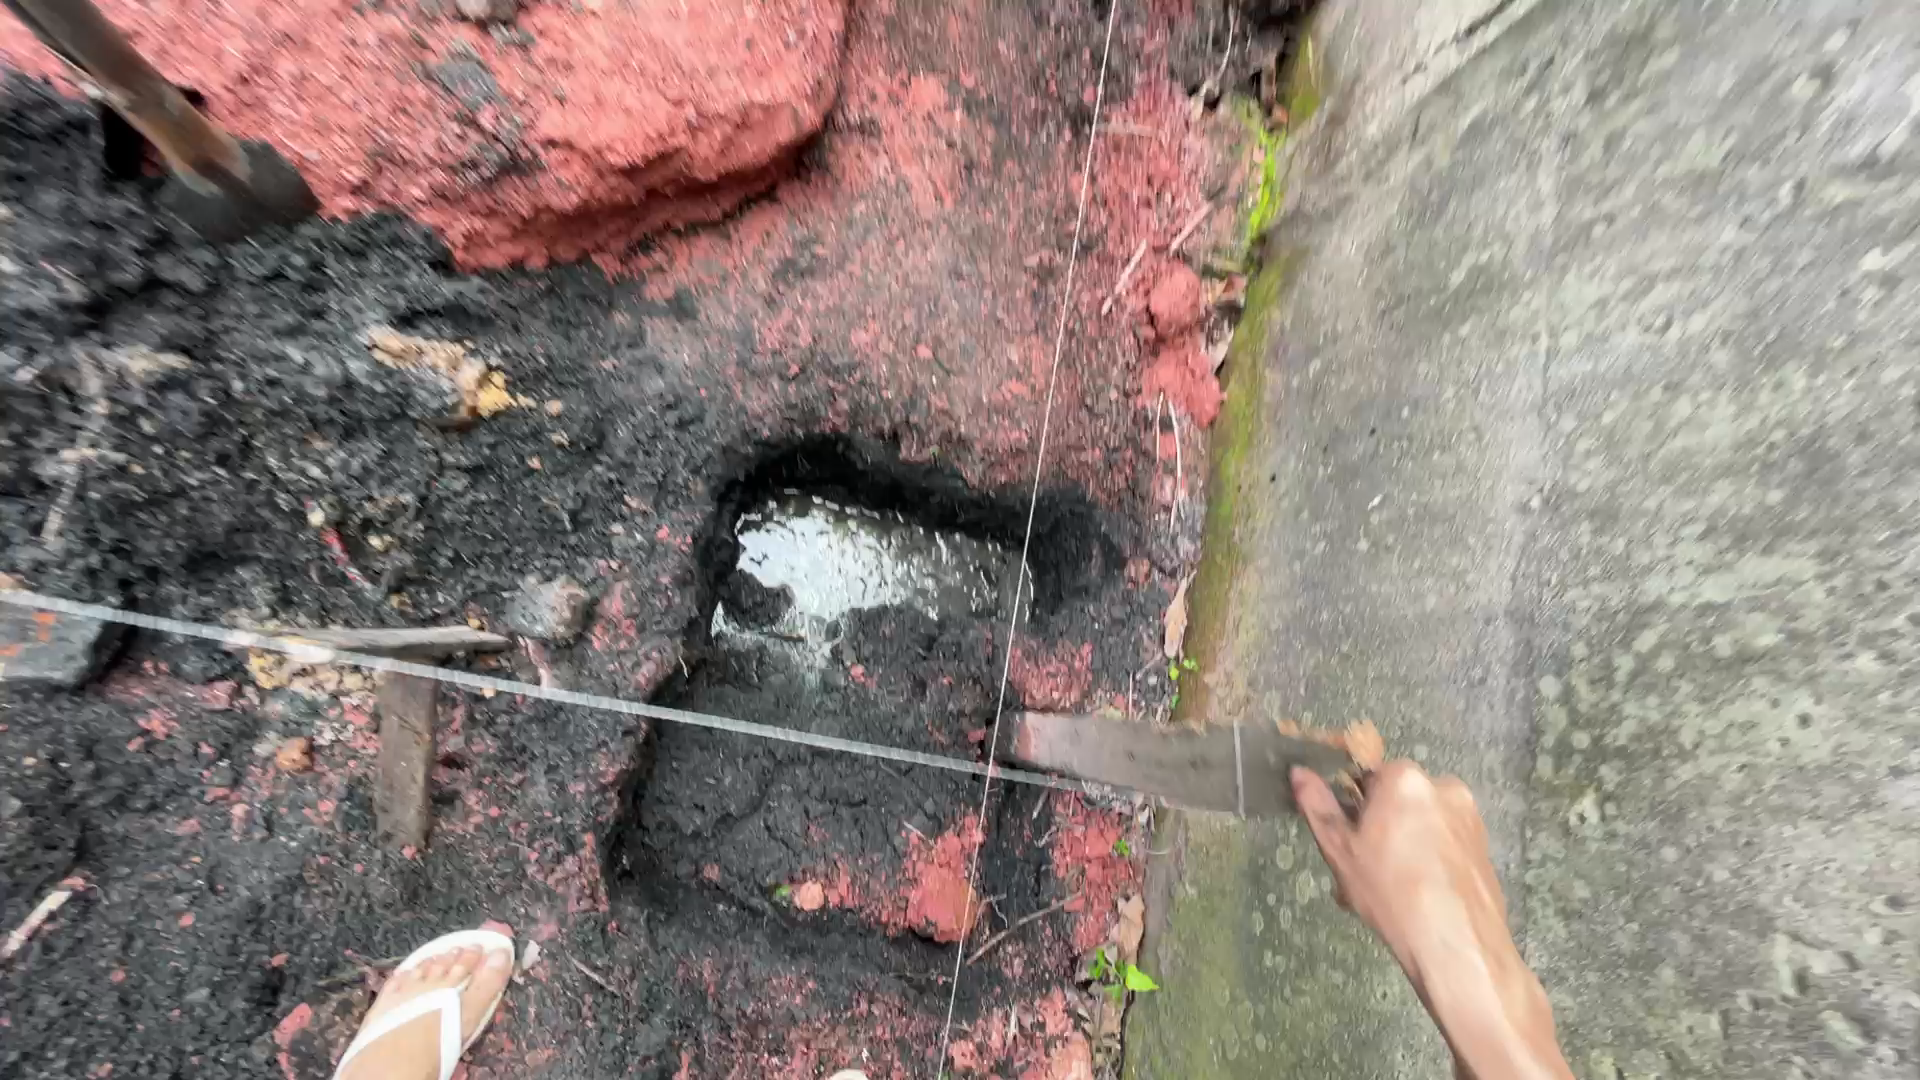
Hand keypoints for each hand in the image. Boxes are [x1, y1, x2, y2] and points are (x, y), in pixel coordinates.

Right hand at [1291, 762, 1571, 1079]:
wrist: (1458, 949)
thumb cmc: (1389, 890)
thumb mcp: (1338, 847)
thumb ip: (1316, 803)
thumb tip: (1299, 771)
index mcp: (1404, 778)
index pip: (1364, 776)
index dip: (1351, 805)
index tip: (1348, 836)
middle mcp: (1442, 787)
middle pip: (1395, 797)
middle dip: (1379, 824)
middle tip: (1362, 865)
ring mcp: (1469, 818)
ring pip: (1419, 821)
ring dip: (1401, 842)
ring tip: (1386, 886)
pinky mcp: (1485, 848)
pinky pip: (1443, 842)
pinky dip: (1427, 858)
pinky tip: (1416, 893)